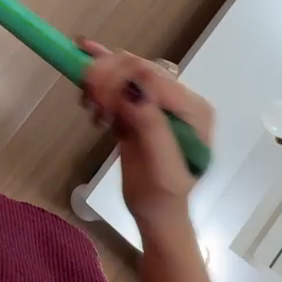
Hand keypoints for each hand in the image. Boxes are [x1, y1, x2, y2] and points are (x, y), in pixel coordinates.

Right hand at [79, 39, 213, 237]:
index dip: (121, 77)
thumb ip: (152, 126)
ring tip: (90, 106)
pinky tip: (88, 95)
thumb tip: (132, 89)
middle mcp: (178, 97)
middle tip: (88, 100)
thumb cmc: (163, 196)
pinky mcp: (138, 105)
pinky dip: (98, 84)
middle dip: (107, 76)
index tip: (94, 93)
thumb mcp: (162, 168)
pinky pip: (116, 82)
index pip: (153, 76)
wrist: (155, 213)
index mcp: (193, 109)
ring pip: (124, 69)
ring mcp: (157, 99)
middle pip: (137, 67)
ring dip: (100, 80)